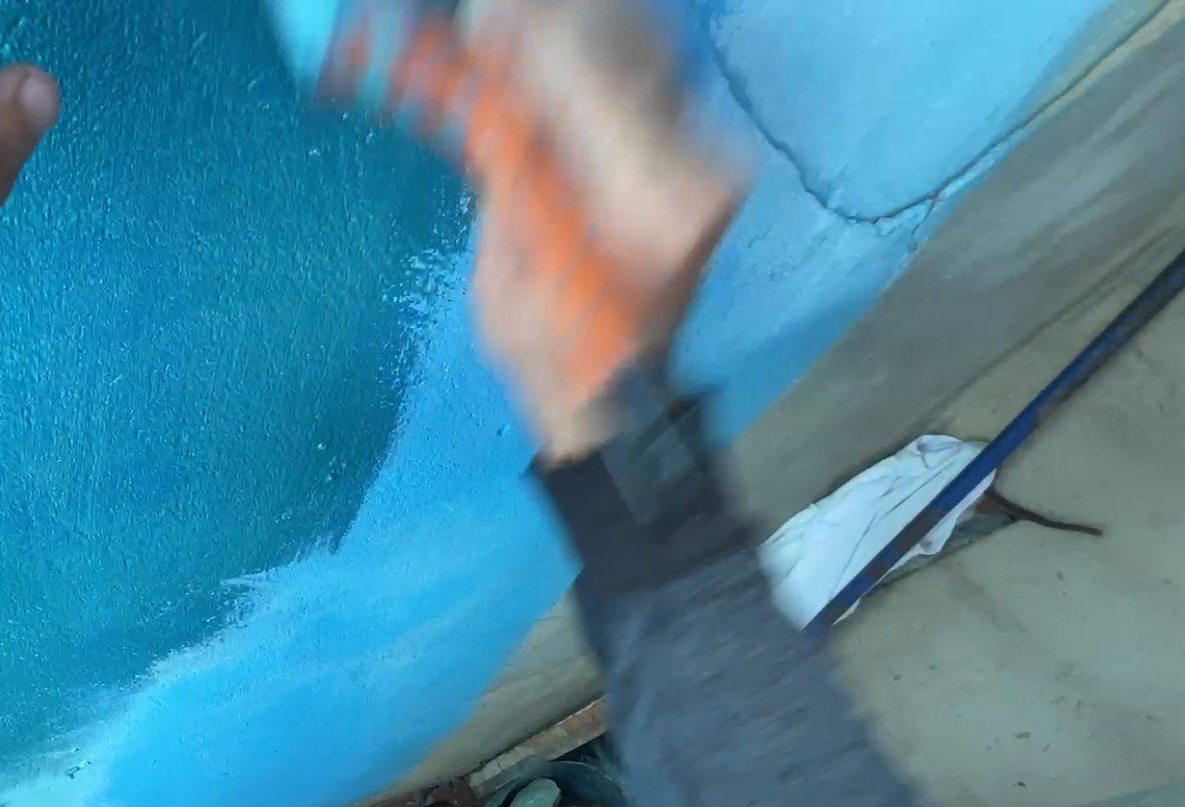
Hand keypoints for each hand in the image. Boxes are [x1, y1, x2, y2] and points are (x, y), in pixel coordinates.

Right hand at [462, 0, 740, 459]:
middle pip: (629, 51)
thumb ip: (510, 177)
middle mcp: (699, 172)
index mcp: (647, 214)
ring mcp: (707, 157)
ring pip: (644, 49)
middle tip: (483, 15)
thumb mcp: (505, 276)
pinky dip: (591, 51)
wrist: (614, 390)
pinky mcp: (698, 151)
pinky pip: (646, 76)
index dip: (534, 45)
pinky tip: (542, 50)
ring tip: (503, 25)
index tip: (477, 21)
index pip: (592, 94)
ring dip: (572, 25)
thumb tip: (492, 86)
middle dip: (552, 20)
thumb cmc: (547, 356)